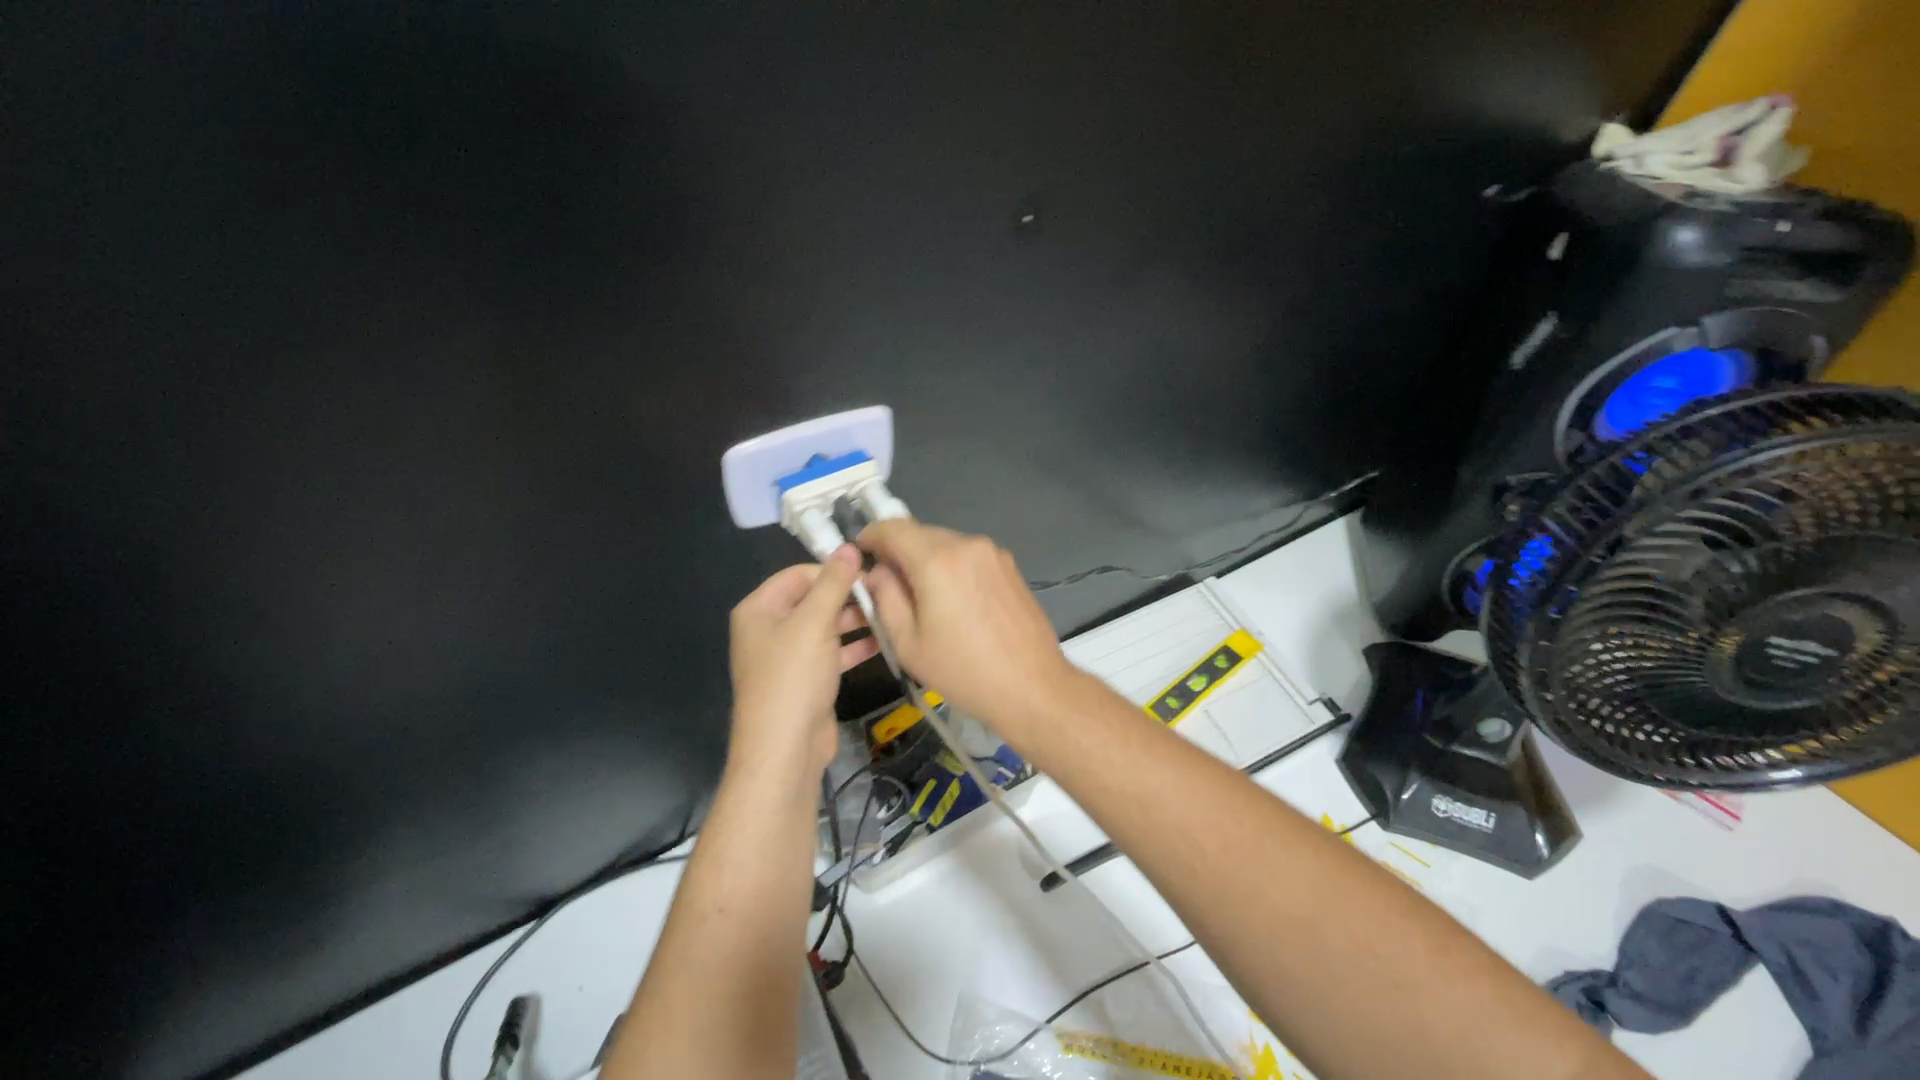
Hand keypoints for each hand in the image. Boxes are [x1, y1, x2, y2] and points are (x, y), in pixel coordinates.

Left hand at [727, 545, 877, 774]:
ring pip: (824, 627)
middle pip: (811, 599)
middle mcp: (768, 629)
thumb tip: (849, 547)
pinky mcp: (805, 680)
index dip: (831, 570)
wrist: (785, 747)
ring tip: (889, 614)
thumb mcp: (814, 622)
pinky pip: (831, 653)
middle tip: (884, 593)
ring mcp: (787, 657)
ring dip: (854, 620)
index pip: (797, 574)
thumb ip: (833, 583)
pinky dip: (853, 646)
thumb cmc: (793, 677)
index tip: (868, 573)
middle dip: (846, 596)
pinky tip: (882, 642)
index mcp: (758, 609)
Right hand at [857, 520, 1081, 732]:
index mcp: (937, 560)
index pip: (893, 528)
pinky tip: (953, 602)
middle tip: (886, 583)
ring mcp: (993, 553)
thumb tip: (878, 572)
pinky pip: (968, 556)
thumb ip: (885, 598)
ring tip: (921, 597)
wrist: (1032, 687)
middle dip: (899, 551)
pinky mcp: (1010, 567)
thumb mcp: (908, 643)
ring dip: (926, 560)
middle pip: (920, 533)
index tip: (860, 552)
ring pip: (946, 544)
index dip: (871, 535)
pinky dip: (952, 567)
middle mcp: (967, 545)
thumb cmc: (964, 671)